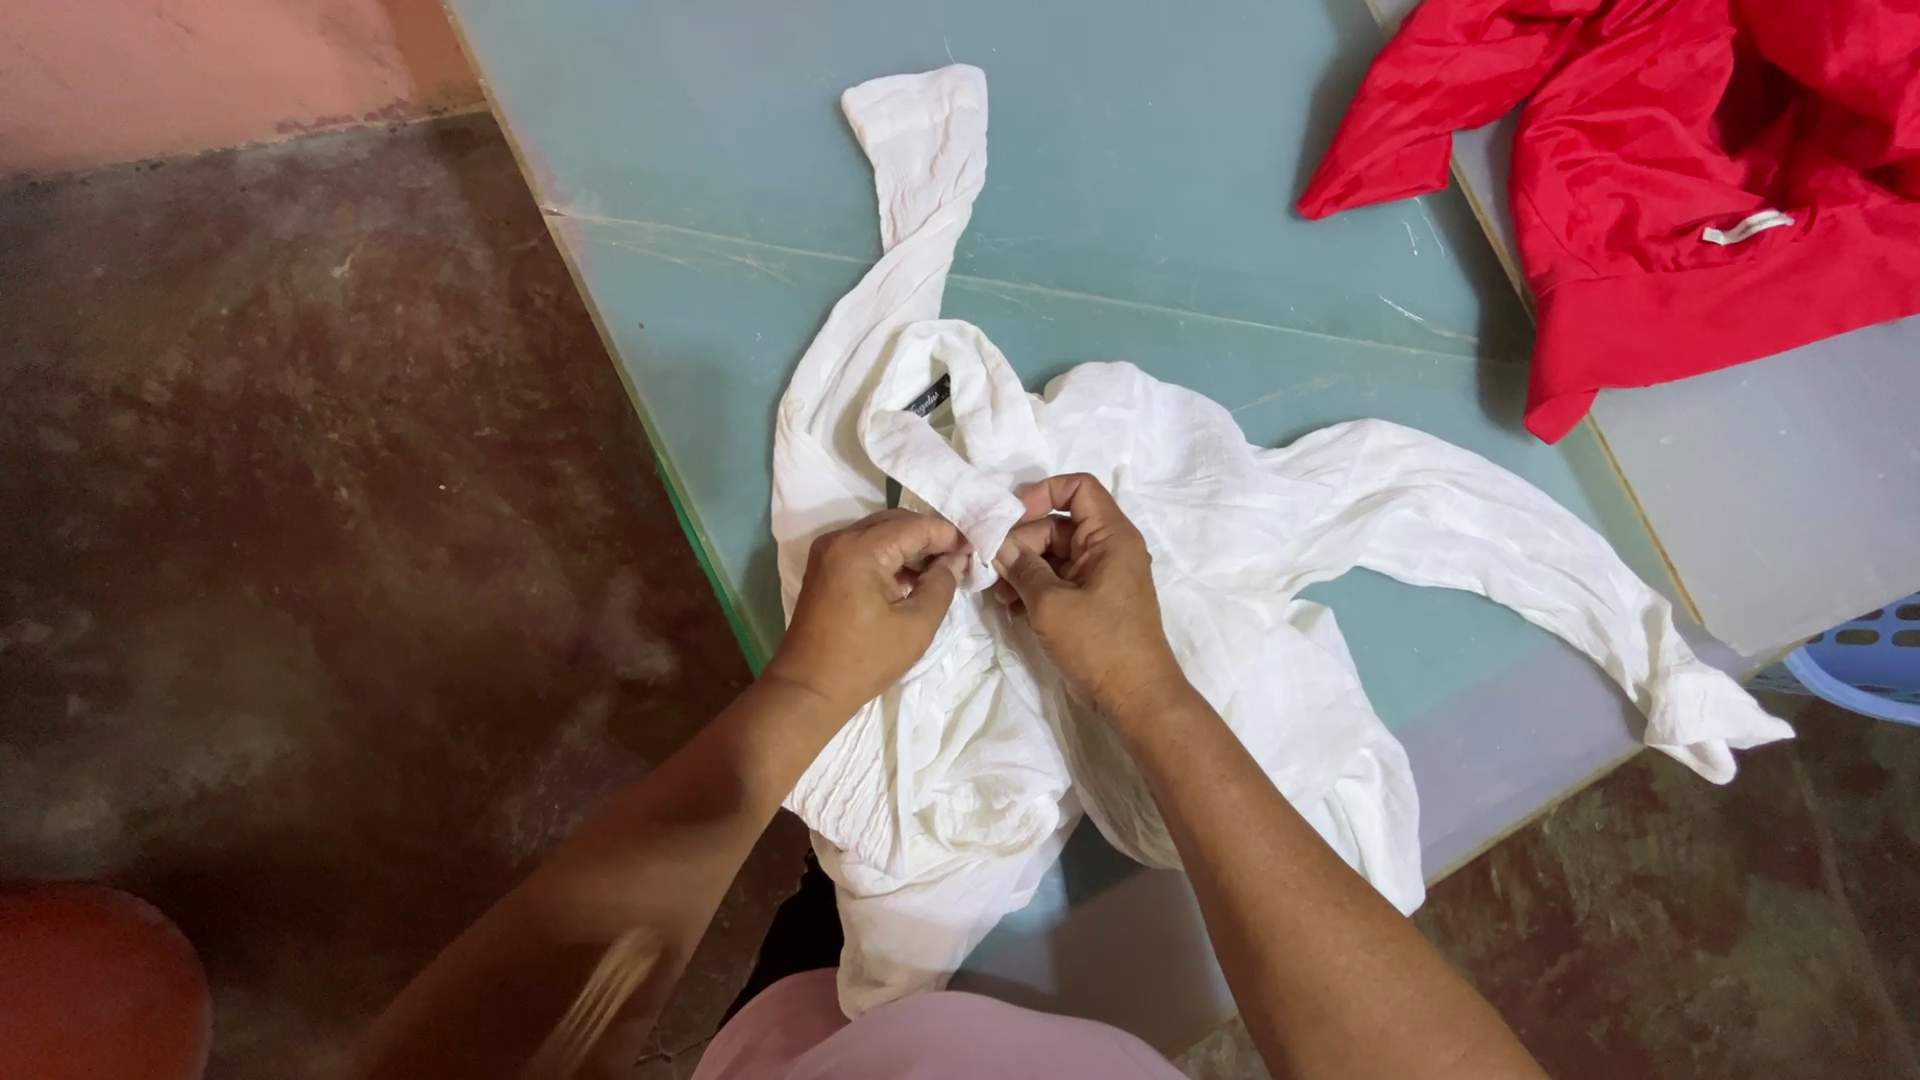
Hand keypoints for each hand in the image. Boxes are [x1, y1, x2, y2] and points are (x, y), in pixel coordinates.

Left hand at [764, 508, 968, 717]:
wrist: (809, 688)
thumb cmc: (865, 661)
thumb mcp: (917, 625)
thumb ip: (941, 585)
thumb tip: (954, 560)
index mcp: (860, 550)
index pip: (914, 527)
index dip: (948, 534)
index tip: (973, 549)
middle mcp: (839, 539)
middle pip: (895, 522)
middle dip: (929, 536)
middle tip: (959, 557)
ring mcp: (828, 551)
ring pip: (880, 531)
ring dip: (910, 545)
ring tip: (940, 567)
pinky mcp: (824, 565)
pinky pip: (865, 546)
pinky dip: (890, 555)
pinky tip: (912, 576)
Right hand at [990, 474, 1189, 720]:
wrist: (1135, 697)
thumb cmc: (1098, 643)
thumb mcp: (1050, 603)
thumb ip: (1021, 567)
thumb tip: (997, 545)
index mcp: (1111, 536)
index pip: (1079, 488)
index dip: (1043, 493)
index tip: (1011, 518)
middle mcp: (1108, 549)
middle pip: (1058, 525)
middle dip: (1022, 541)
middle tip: (992, 565)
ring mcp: (1100, 577)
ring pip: (1054, 555)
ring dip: (1023, 568)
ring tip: (998, 592)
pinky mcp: (1092, 602)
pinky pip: (1058, 580)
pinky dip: (1035, 588)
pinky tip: (1011, 607)